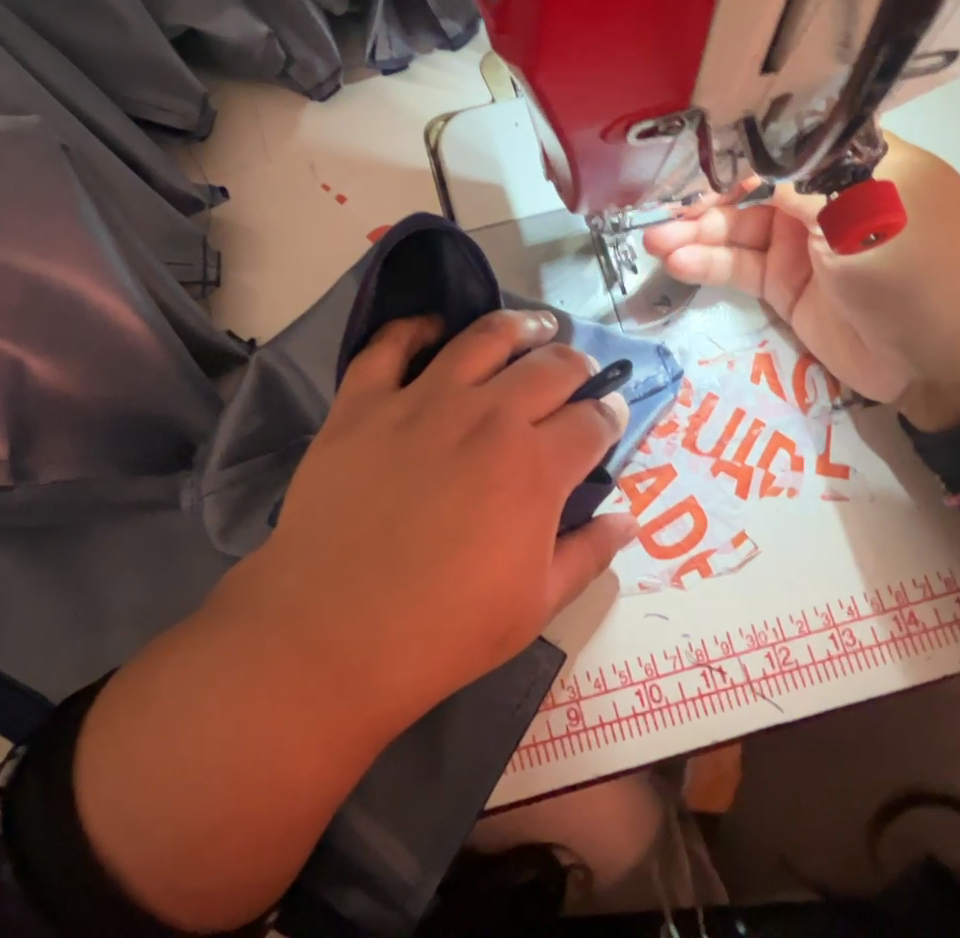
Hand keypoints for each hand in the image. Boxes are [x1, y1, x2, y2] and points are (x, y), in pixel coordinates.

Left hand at [75, 308, 636, 929]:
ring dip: (519, 326)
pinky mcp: (362, 404)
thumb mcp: (536, 606)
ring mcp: (420, 403)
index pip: (592, 422)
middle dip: (577, 365)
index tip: (613, 416)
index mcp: (536, 468)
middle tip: (580, 373)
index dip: (611, 415)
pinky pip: (390, 346)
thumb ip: (588, 554)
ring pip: (482, 339)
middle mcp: (487, 418)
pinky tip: (434, 329)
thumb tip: (627, 519)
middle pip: (550, 367)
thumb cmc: (445, 630)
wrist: (331, 633)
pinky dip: (415, 328)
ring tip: (533, 326)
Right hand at [643, 133, 959, 430]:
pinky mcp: (788, 286)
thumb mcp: (868, 219)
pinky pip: (740, 268)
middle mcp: (827, 195)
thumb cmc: (923, 276)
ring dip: (697, 232)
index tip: (695, 155)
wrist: (950, 364)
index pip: (789, 139)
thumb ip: (806, 187)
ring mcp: (804, 243)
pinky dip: (709, 265)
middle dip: (708, 193)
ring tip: (656, 242)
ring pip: (739, 227)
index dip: (742, 145)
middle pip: (754, 183)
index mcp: (860, 161)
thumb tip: (751, 160)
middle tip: (664, 209)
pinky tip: (679, 263)